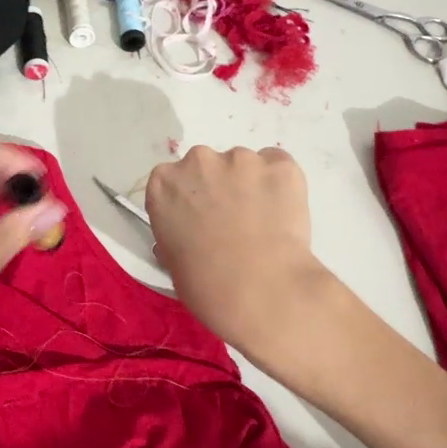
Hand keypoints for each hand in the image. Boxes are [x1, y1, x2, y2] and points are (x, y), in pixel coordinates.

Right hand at [146, 146, 331, 359]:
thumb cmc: (204, 283)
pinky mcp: (281, 165)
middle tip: (232, 223)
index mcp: (164, 183)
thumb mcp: (172, 260)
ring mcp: (242, 159)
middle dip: (218, 188)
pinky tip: (282, 215)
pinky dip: (280, 186)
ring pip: (245, 166)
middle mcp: (199, 161)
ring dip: (250, 187)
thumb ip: (176, 235)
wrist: (258, 288)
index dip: (188, 202)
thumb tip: (187, 236)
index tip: (199, 221)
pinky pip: (278, 168)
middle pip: (207, 167)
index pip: (172, 182)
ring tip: (262, 224)